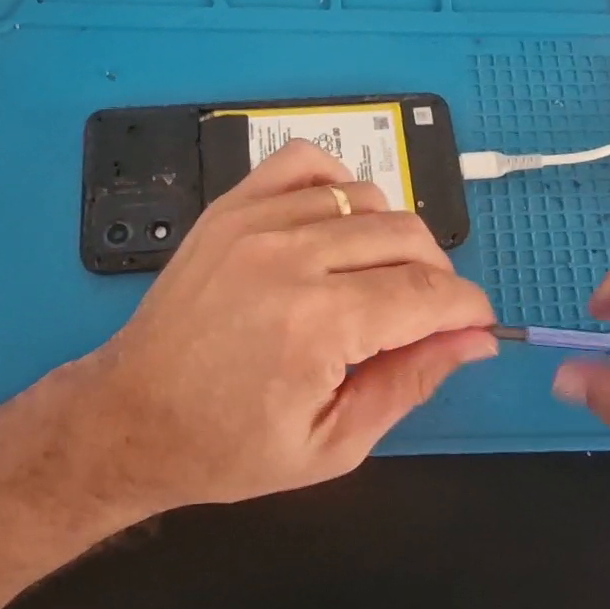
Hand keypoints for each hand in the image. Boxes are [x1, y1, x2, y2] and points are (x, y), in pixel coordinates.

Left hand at [40, 140, 496, 519]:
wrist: (133, 416)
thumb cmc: (232, 446)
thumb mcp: (334, 444)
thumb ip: (411, 382)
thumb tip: (476, 338)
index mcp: (320, 324)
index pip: (430, 292)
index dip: (468, 308)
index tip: (473, 325)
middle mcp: (293, 257)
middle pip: (407, 236)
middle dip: (437, 276)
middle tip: (423, 315)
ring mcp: (257, 221)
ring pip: (367, 198)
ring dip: (392, 236)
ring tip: (375, 278)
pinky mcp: (231, 206)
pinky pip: (304, 162)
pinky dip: (337, 183)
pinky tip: (336, 224)